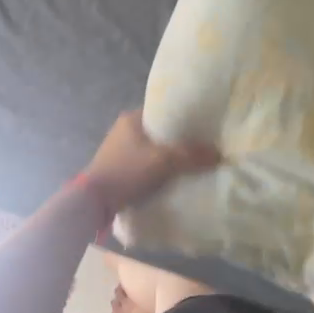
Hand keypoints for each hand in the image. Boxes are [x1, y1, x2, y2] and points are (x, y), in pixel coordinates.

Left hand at [80, 111, 219, 212]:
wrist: (94, 201)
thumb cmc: (127, 171)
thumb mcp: (163, 161)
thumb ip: (191, 155)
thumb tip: (219, 154)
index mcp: (131, 118)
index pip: (162, 111)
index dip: (183, 118)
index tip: (202, 127)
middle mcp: (123, 129)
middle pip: (159, 131)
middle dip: (178, 140)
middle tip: (201, 147)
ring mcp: (118, 150)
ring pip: (152, 149)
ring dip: (168, 156)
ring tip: (191, 163)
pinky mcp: (118, 169)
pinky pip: (144, 164)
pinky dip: (157, 168)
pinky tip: (172, 177)